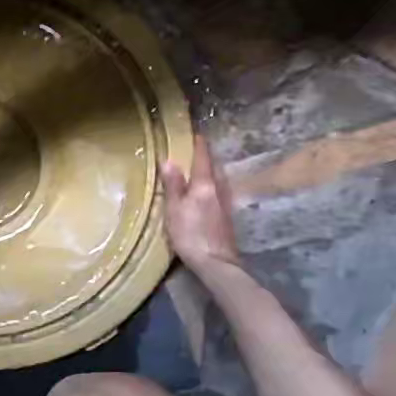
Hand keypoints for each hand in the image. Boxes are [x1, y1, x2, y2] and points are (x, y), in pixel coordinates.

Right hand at [160, 132, 240, 269]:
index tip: (196, 133)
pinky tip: (207, 190)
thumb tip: (169, 161)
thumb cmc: (190, 234)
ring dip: (211, 170)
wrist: (215, 262)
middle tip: (197, 148)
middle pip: (214, 168)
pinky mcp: (226, 216)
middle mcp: (218, 190)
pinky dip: (213, 184)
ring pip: (219, 179)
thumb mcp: (175, 209)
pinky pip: (219, 191)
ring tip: (201, 167)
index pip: (203, 159)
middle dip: (207, 157)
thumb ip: (173, 185)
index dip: (199, 146)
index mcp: (204, 185)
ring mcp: (225, 203)